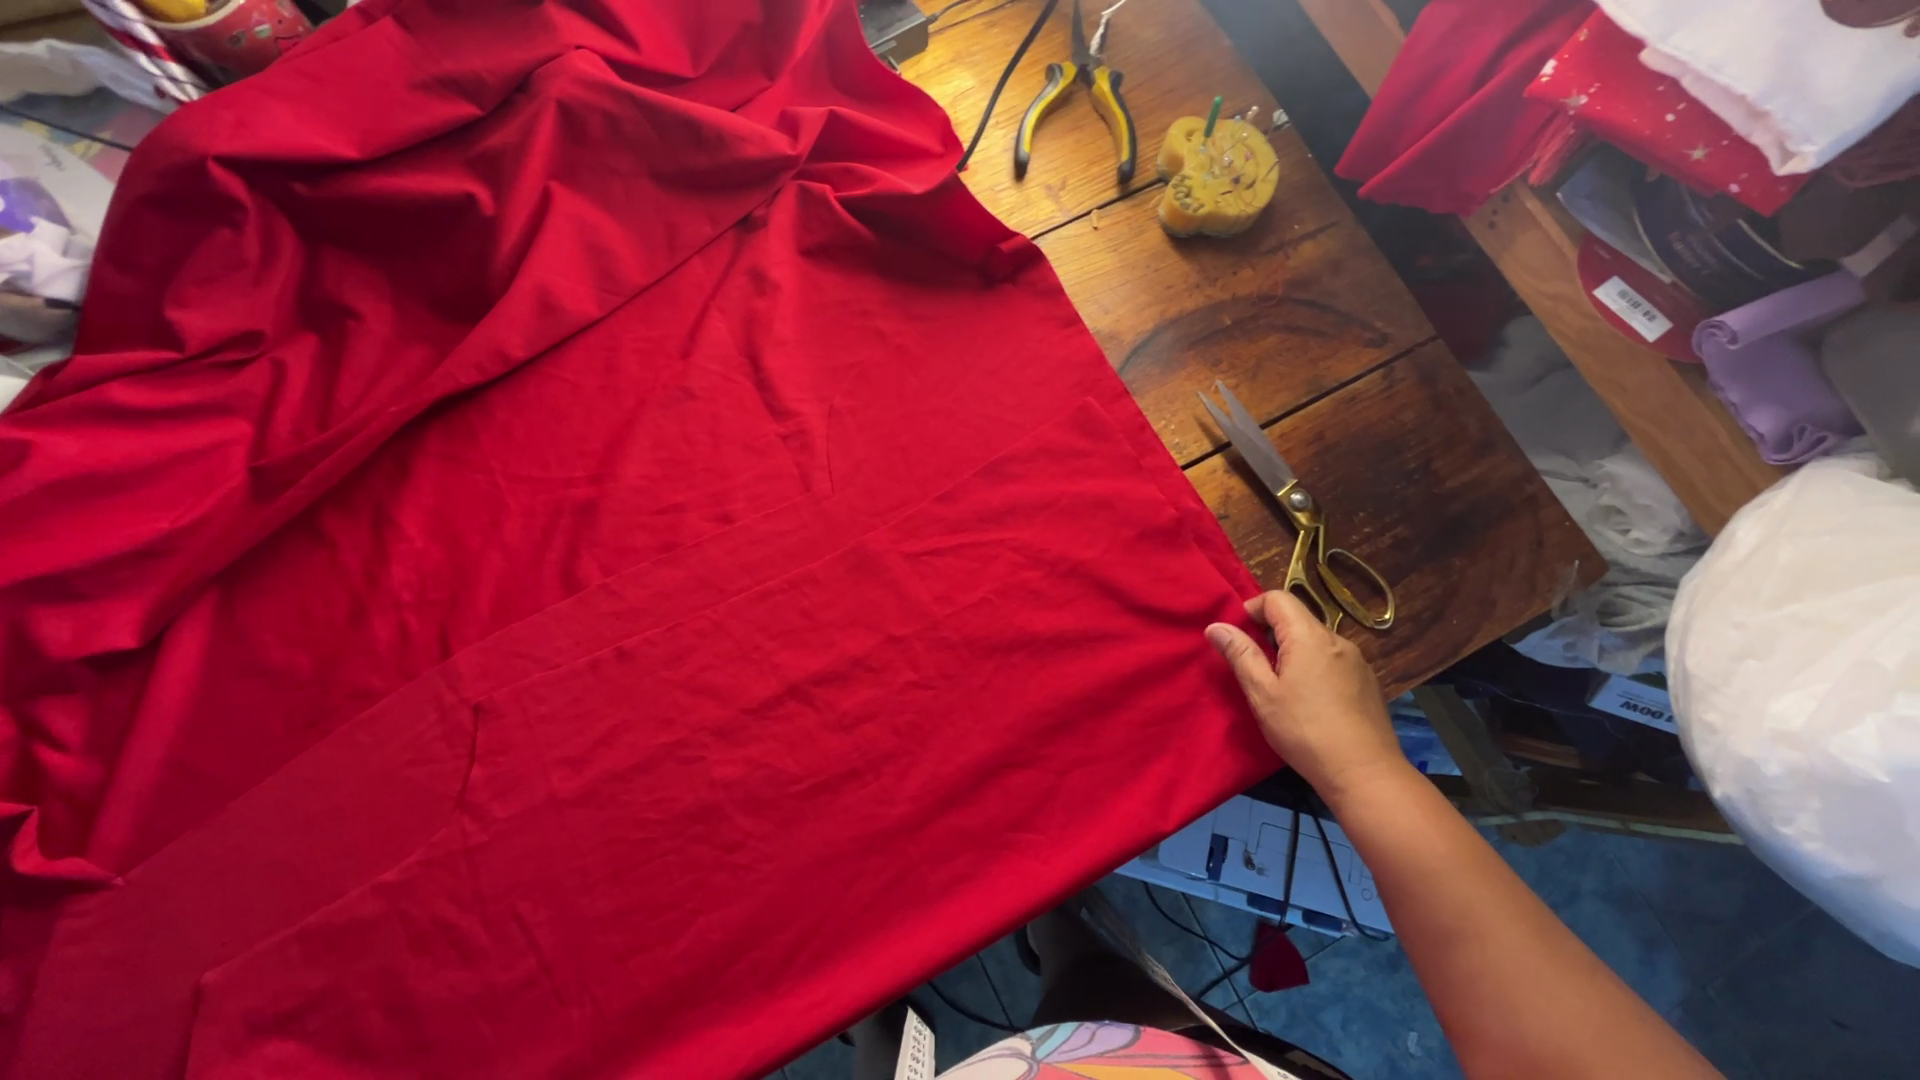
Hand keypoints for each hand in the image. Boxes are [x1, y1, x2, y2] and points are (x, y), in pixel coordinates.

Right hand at [1205, 591, 1408, 805]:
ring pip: (1316, 642)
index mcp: (1309, 637)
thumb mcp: (1262, 693)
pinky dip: (1314, 669)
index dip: (1251, 609)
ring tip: (1281, 689)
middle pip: (1297, 619)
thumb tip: (1216, 626)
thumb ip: (1240, 654)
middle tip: (1254, 668)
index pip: (1277, 598)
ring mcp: (1357, 661)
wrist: (1365, 773)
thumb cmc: (1304, 731)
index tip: (1237, 637)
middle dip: (1270, 634)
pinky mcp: (1367, 682)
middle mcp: (1337, 640)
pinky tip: (1310, 703)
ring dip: (1293, 653)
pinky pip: (1333, 661)